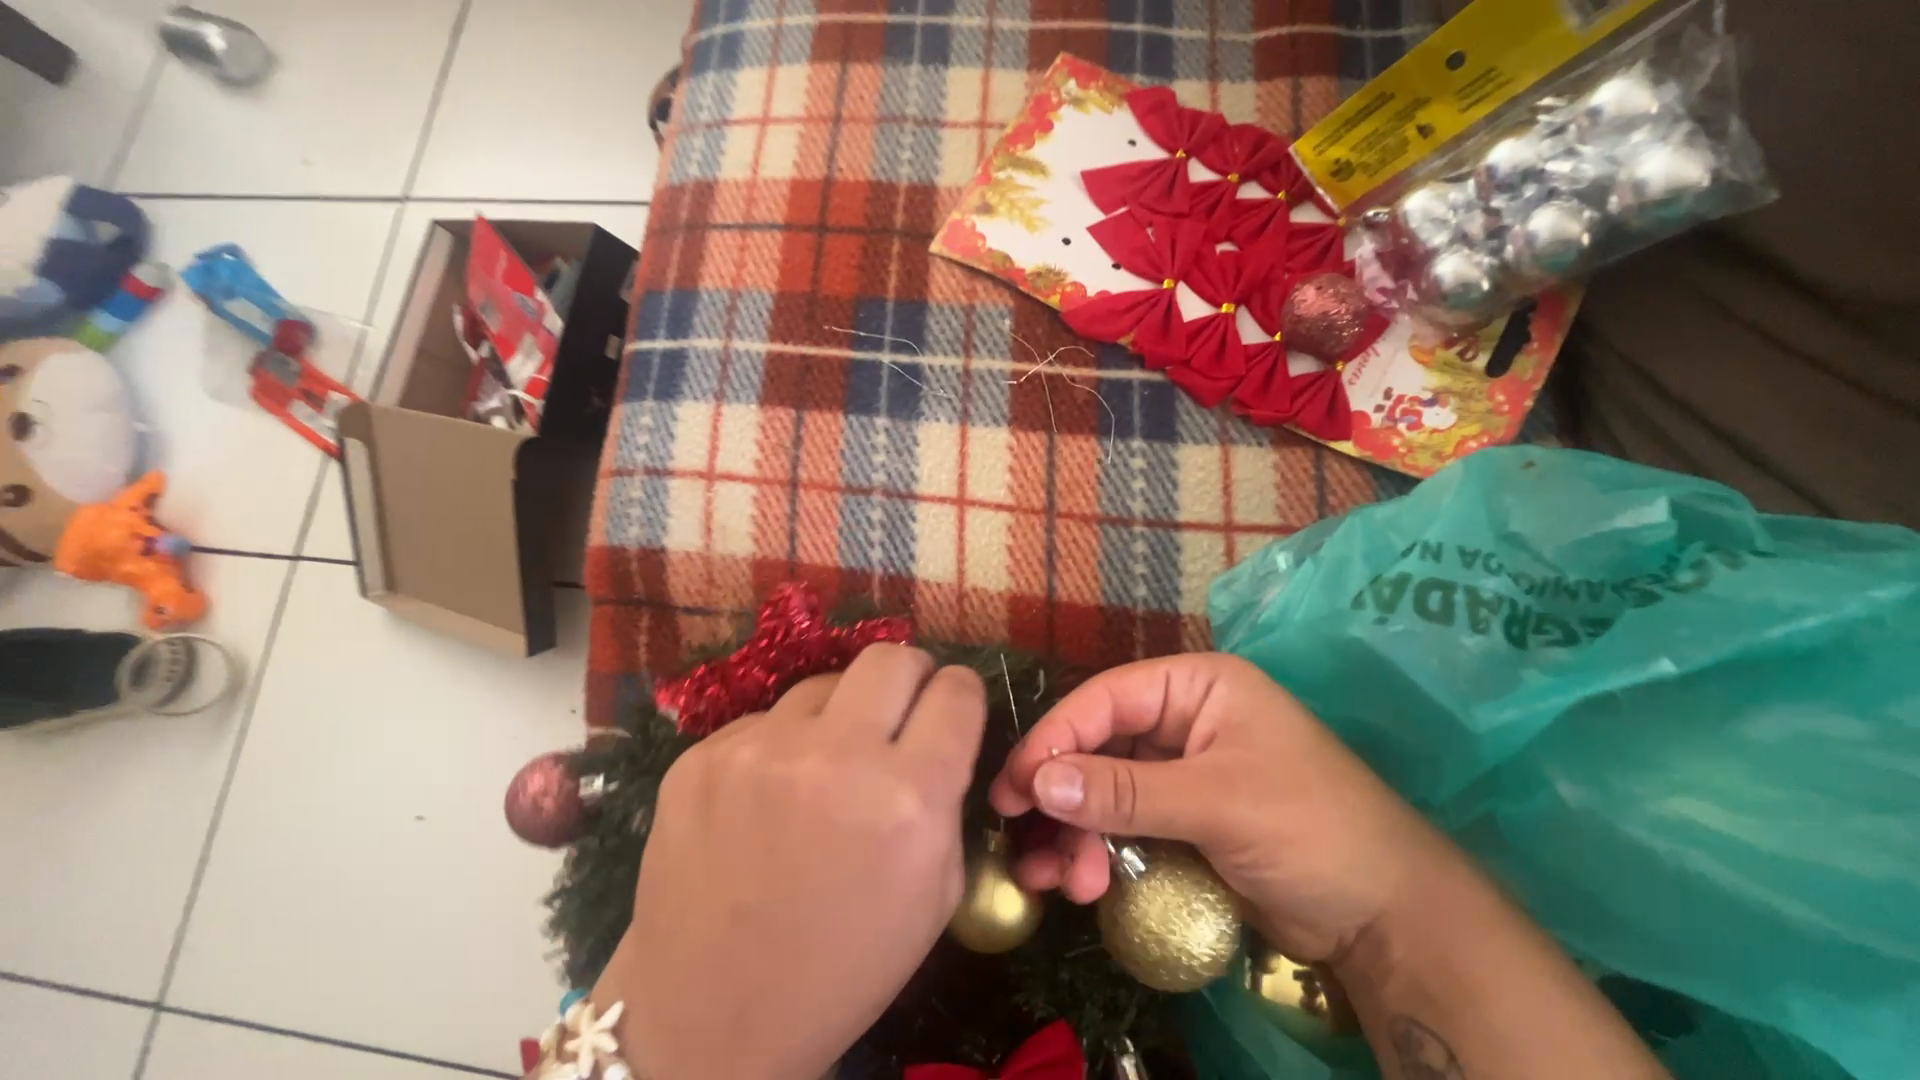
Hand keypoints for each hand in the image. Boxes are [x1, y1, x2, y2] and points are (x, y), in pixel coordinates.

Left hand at [594, 645, 986, 1079]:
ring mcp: (758, 751)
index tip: (951, 709)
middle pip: (891, 658)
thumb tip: (939, 732)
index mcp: (909, 799)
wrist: (711, 1017)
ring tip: (826, 768)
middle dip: (910, 678)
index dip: (960, 696)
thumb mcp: (936, 894)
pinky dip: (781, 746)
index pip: (956, 692)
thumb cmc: (844, 968)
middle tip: (899, 714)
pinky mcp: (700, 757)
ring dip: (840, 715)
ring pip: (823, 684)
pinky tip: (769, 800)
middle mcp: (835, 757)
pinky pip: (764, 722)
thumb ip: (945, 800)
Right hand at [989, 653, 1458, 963]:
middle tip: (1024, 839)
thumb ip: (1125, 791)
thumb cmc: (1311, 830)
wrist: (1384, 916)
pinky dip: (1098, 852)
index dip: (1055, 738)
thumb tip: (1040, 781)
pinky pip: (1122, 826)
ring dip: (1075, 834)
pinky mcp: (1182, 821)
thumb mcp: (1217, 803)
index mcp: (1198, 687)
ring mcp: (1182, 773)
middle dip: (1063, 797)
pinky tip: (1087, 886)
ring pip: (1103, 791)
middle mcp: (1184, 720)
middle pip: (1097, 746)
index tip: (1013, 786)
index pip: (1106, 699)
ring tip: (1058, 881)